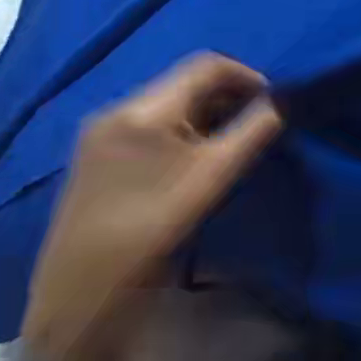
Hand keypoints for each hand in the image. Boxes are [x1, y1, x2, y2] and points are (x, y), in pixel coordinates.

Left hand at [23, 54, 281, 356]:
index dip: (248, 76)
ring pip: (172, 103)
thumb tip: (281, 101)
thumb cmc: (152, 230)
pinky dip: (183, 129)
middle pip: (188, 82)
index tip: (271, 104)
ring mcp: (101, 132)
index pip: (207, 65)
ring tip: (230, 144)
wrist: (78, 295)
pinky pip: (152, 123)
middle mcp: (116, 109)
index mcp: (142, 110)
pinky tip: (194, 159)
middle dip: (229, 97)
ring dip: (208, 114)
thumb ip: (254, 130)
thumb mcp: (214, 176)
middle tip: (255, 126)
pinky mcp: (96, 154)